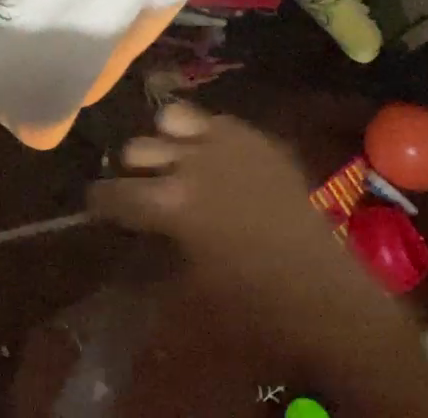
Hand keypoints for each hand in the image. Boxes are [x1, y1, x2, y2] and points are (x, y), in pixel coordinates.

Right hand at [92, 105, 427, 415]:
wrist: (328, 297)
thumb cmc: (253, 308)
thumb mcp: (186, 296)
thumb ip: (147, 261)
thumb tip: (126, 242)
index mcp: (168, 203)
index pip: (111, 192)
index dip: (99, 204)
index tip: (99, 212)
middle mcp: (191, 161)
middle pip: (136, 149)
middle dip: (133, 173)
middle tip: (143, 195)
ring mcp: (227, 143)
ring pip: (171, 119)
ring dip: (166, 145)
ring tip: (174, 167)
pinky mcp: (257, 139)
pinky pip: (215, 121)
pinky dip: (205, 137)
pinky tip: (213, 162)